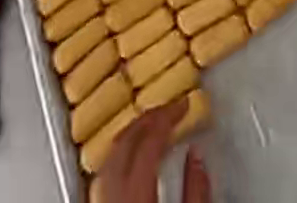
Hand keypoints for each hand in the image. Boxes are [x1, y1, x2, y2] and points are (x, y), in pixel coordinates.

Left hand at [94, 100, 211, 202]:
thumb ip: (195, 190)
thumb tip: (196, 153)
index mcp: (135, 192)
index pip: (149, 141)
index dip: (168, 116)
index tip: (184, 103)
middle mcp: (110, 194)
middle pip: (125, 142)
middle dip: (147, 118)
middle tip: (169, 108)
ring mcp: (99, 200)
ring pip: (109, 156)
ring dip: (131, 133)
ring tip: (151, 124)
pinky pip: (103, 173)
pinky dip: (118, 154)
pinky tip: (130, 154)